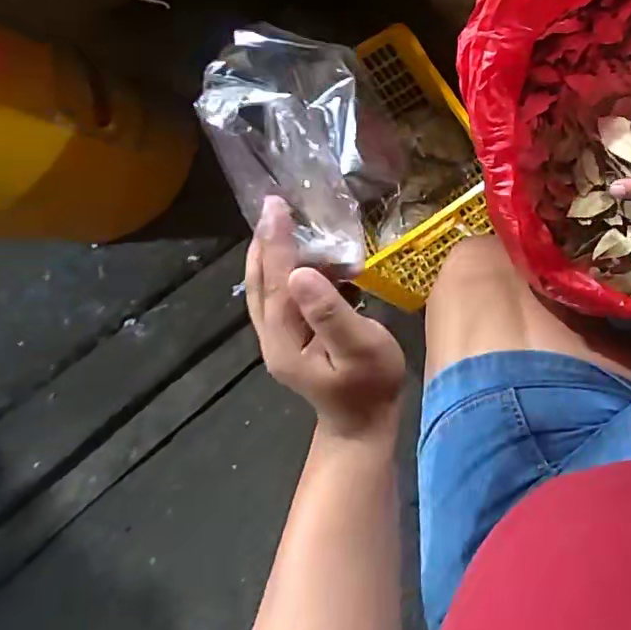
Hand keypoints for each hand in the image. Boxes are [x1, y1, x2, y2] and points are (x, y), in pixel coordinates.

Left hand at [247, 196, 405, 440]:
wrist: (363, 423)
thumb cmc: (370, 384)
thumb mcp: (359, 347)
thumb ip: (330, 313)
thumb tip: (302, 274)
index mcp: (285, 339)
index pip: (277, 282)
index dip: (277, 243)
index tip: (277, 208)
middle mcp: (273, 337)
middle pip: (260, 283)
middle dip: (265, 242)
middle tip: (273, 206)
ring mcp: (281, 339)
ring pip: (266, 289)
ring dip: (271, 254)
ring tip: (281, 223)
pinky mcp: (294, 339)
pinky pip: (281, 297)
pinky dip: (285, 270)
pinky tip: (301, 257)